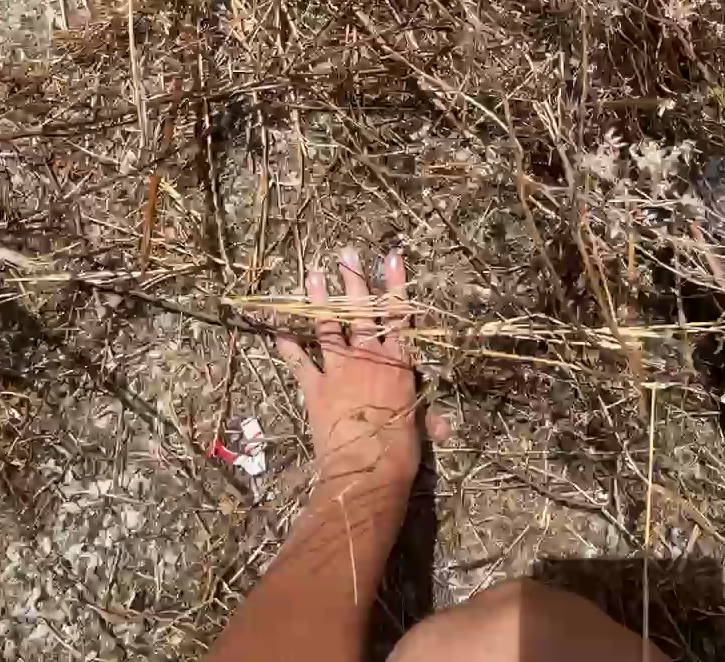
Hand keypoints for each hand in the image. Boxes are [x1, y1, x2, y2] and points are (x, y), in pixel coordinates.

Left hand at [276, 248, 422, 494]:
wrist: (367, 471)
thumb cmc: (400, 450)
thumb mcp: (419, 428)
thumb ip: (428, 419)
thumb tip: (447, 428)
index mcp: (398, 362)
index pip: (398, 315)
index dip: (395, 284)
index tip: (390, 256)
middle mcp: (369, 357)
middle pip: (361, 311)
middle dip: (353, 280)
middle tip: (345, 253)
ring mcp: (339, 369)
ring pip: (329, 326)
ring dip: (319, 300)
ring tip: (313, 274)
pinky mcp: (315, 388)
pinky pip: (299, 361)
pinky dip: (288, 345)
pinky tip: (278, 327)